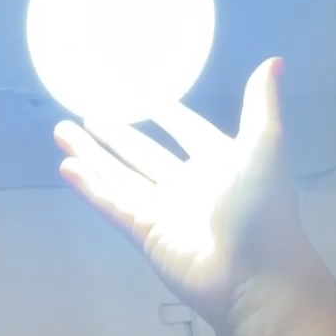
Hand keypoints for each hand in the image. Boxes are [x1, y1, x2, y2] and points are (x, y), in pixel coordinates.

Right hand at [54, 57, 320, 323]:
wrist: (253, 275)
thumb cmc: (262, 208)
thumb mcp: (267, 145)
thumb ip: (261, 104)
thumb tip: (274, 61)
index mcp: (220, 162)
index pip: (188, 132)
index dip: (170, 116)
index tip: (146, 98)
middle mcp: (188, 185)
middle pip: (144, 153)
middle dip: (116, 134)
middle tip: (88, 114)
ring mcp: (163, 211)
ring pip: (120, 177)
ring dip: (92, 156)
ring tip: (62, 132)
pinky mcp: (144, 234)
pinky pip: (112, 205)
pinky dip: (90, 187)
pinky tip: (67, 167)